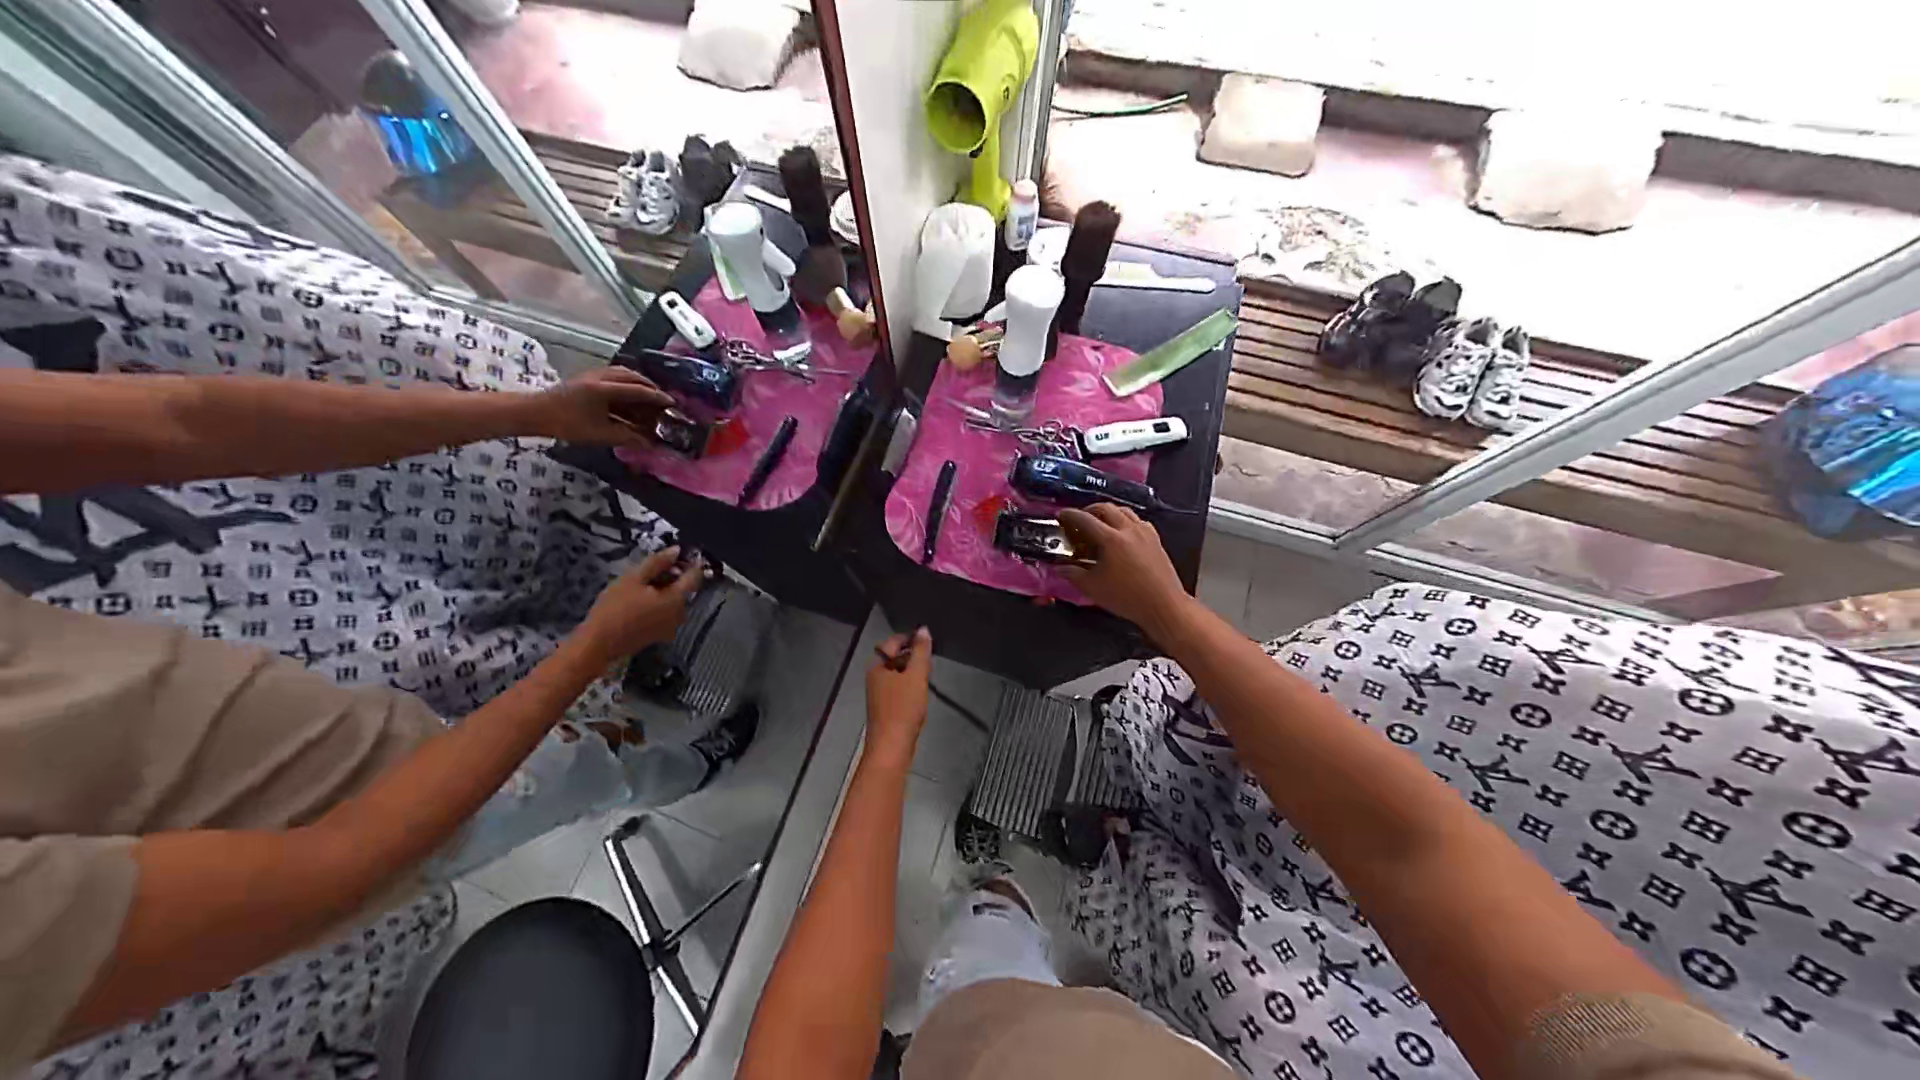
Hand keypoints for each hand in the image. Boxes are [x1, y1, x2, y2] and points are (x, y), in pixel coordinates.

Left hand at [532, 367, 673, 444]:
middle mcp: (601, 377)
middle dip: (651, 388)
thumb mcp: (600, 434)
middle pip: (634, 377)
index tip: (673, 404)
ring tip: (649, 397)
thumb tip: (651, 444)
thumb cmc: (567, 424)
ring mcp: (593, 375)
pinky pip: (615, 376)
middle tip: (663, 401)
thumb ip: (628, 437)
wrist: (534, 413)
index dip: (658, 398)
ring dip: (639, 384)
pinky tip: (630, 396)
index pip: (639, 390)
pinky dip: (627, 384)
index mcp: (605, 389)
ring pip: (624, 374)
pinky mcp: (588, 378)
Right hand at [574, 547, 704, 661]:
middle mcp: (681, 614)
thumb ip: (657, 562)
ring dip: (666, 589)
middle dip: (675, 575)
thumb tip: (677, 550)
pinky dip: (660, 602)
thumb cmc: (615, 607)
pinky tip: (641, 599)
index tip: (681, 552)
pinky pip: (667, 612)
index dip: (691, 562)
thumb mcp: (634, 578)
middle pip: (685, 589)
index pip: (695, 576)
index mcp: (678, 599)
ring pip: (675, 601)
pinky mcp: (660, 635)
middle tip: (655, 567)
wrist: (598, 644)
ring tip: (644, 582)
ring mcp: (671, 627)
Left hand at [865, 627, 931, 766]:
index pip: (893, 642)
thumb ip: (921, 651)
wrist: (892, 747)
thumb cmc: (903, 708)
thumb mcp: (916, 676)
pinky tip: (920, 696)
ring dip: (913, 674)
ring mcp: (878, 693)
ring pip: (898, 674)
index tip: (928, 645)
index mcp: (877, 666)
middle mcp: (874, 677)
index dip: (910, 640)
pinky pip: (899, 689)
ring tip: (927, 679)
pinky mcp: (886, 708)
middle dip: (913, 658)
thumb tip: (923, 629)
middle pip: (895, 658)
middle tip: (930, 664)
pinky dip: (910, 688)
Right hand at [1059, 504, 1192, 637]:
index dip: (1070, 515)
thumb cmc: (1127, 597)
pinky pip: (1138, 521)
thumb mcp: (1093, 588)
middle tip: (1080, 518)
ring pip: (1124, 511)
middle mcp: (1129, 530)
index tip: (1062, 515)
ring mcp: (1145, 533)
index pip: (1085, 519)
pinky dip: (1126, 521)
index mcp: (1111, 539)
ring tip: (1100, 523)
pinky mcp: (1156, 540)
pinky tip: (1123, 534)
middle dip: (1090, 510)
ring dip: (1109, 513)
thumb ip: (1073, 574)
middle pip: (1106, 508)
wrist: (1163, 606)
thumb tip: (1060, 568)